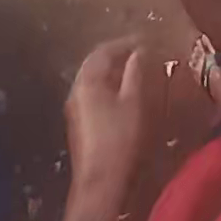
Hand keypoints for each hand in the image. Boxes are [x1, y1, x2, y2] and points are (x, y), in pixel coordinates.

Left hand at [51, 37, 151, 220]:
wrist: (100, 180)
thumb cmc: (120, 138)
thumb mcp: (133, 101)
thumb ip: (135, 73)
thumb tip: (139, 52)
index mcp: (88, 81)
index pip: (104, 51)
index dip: (125, 43)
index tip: (145, 40)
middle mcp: (76, 89)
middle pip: (95, 63)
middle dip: (117, 53)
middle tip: (140, 51)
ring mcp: (75, 106)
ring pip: (93, 77)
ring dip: (113, 69)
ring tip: (136, 68)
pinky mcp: (79, 120)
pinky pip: (93, 91)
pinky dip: (109, 83)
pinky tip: (124, 90)